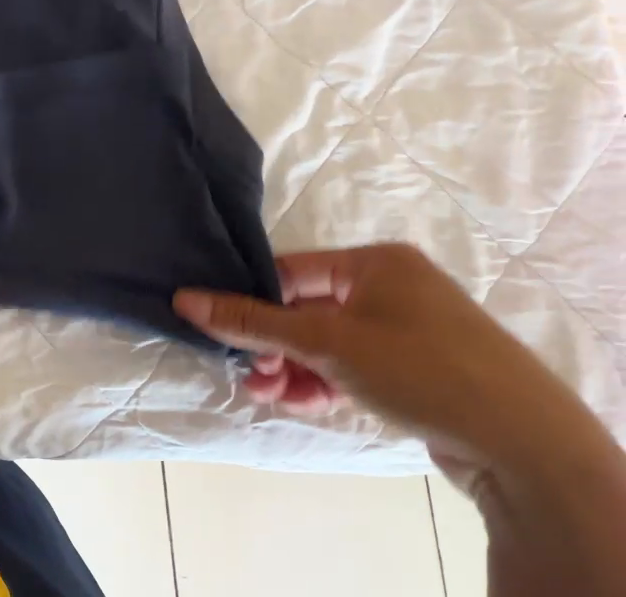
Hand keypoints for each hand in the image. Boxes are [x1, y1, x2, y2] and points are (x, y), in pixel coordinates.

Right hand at [173, 243, 586, 471]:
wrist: (533, 450)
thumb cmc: (422, 371)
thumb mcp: (324, 342)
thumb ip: (249, 320)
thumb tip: (181, 298)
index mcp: (376, 262)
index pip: (288, 273)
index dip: (251, 304)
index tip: (225, 338)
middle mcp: (395, 287)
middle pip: (304, 310)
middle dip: (271, 347)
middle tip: (251, 378)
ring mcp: (413, 329)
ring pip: (326, 342)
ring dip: (292, 369)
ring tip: (273, 398)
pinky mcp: (423, 369)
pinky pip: (354, 364)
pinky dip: (324, 381)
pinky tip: (306, 404)